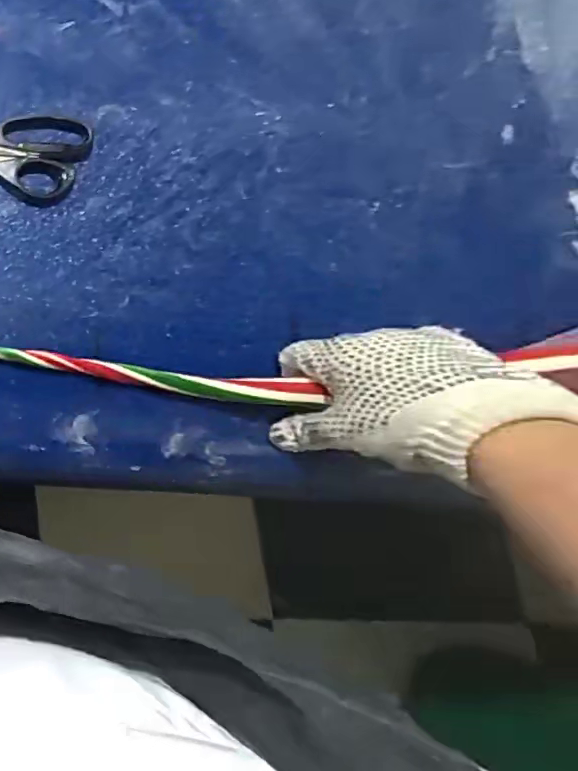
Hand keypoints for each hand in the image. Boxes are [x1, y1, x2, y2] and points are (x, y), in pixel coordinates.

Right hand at [269, 326, 577, 485]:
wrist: (492, 424)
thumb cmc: (395, 423)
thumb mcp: (341, 433)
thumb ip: (304, 430)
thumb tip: (278, 434)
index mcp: (335, 353)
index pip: (295, 355)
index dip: (296, 379)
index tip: (313, 402)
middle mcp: (372, 336)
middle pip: (341, 353)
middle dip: (341, 375)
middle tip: (355, 406)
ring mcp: (421, 338)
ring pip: (385, 352)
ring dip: (383, 371)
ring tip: (400, 401)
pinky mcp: (465, 346)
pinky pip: (428, 354)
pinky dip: (423, 369)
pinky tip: (435, 392)